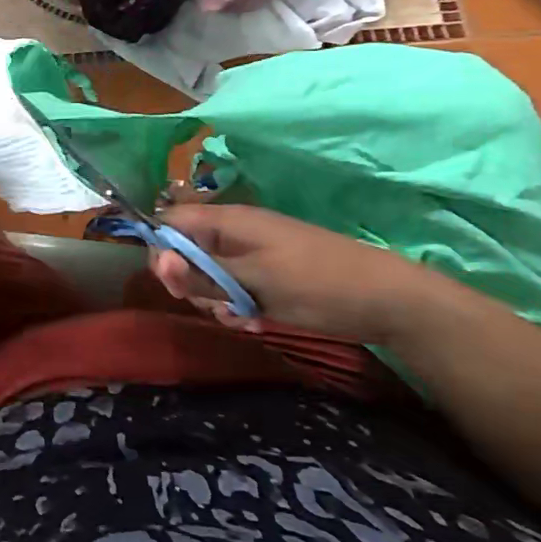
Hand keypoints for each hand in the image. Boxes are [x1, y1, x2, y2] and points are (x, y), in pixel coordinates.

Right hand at [149, 203, 472, 341]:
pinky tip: (255, 321)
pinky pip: (236, 287)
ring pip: (211, 275)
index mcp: (229, 220)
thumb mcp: (252, 282)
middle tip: (216, 305)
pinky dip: (238, 305)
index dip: (163, 251)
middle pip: (188, 252)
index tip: (173, 284)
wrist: (384, 298)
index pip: (172, 222)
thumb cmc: (313, 284)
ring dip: (217, 299)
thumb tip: (156, 262)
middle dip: (193, 283)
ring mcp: (254, 253)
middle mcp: (236, 231)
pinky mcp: (269, 274)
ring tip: (242, 317)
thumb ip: (202, 273)